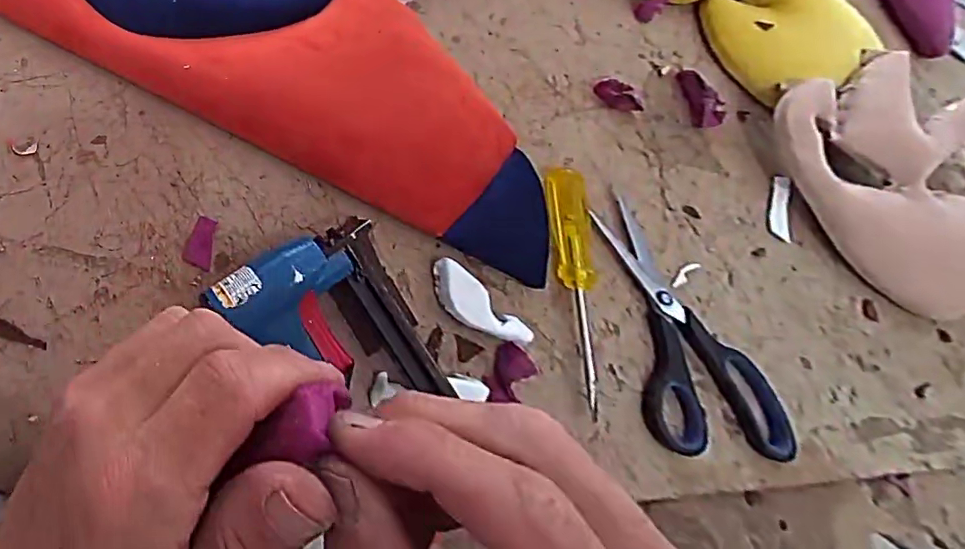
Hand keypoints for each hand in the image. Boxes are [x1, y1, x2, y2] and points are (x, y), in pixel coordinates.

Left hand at [0, 306, 345, 548]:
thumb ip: (247, 531)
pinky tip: (202, 396)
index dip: (292, 371)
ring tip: (249, 402)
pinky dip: (192, 348)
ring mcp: (83, 392)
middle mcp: (104, 416)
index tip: (327, 391)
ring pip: (182, 323)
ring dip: (229, 347)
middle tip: (291, 406)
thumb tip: (315, 482)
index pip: (230, 380)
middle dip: (264, 358)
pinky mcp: (77, 386)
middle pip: (208, 335)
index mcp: (133, 480)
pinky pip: (152, 335)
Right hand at [318, 393, 674, 548]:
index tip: (354, 437)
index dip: (425, 451)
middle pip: (535, 449)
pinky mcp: (616, 540)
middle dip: (435, 426)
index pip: (522, 501)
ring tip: (392, 460)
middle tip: (367, 438)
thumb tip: (347, 470)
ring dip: (454, 437)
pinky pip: (547, 470)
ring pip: (542, 446)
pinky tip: (436, 486)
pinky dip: (481, 462)